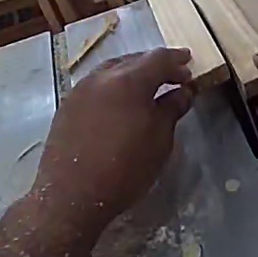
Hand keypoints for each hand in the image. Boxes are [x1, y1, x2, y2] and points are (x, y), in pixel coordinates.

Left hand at [36, 47, 194, 224]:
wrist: (70, 198)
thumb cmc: (125, 168)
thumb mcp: (160, 139)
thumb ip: (173, 108)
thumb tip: (183, 91)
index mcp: (129, 81)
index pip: (159, 58)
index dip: (177, 60)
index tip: (190, 65)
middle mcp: (102, 78)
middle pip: (134, 60)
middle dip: (156, 65)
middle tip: (174, 76)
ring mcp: (81, 90)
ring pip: (113, 70)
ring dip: (134, 74)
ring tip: (148, 88)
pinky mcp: (67, 106)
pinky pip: (98, 85)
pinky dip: (115, 86)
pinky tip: (122, 102)